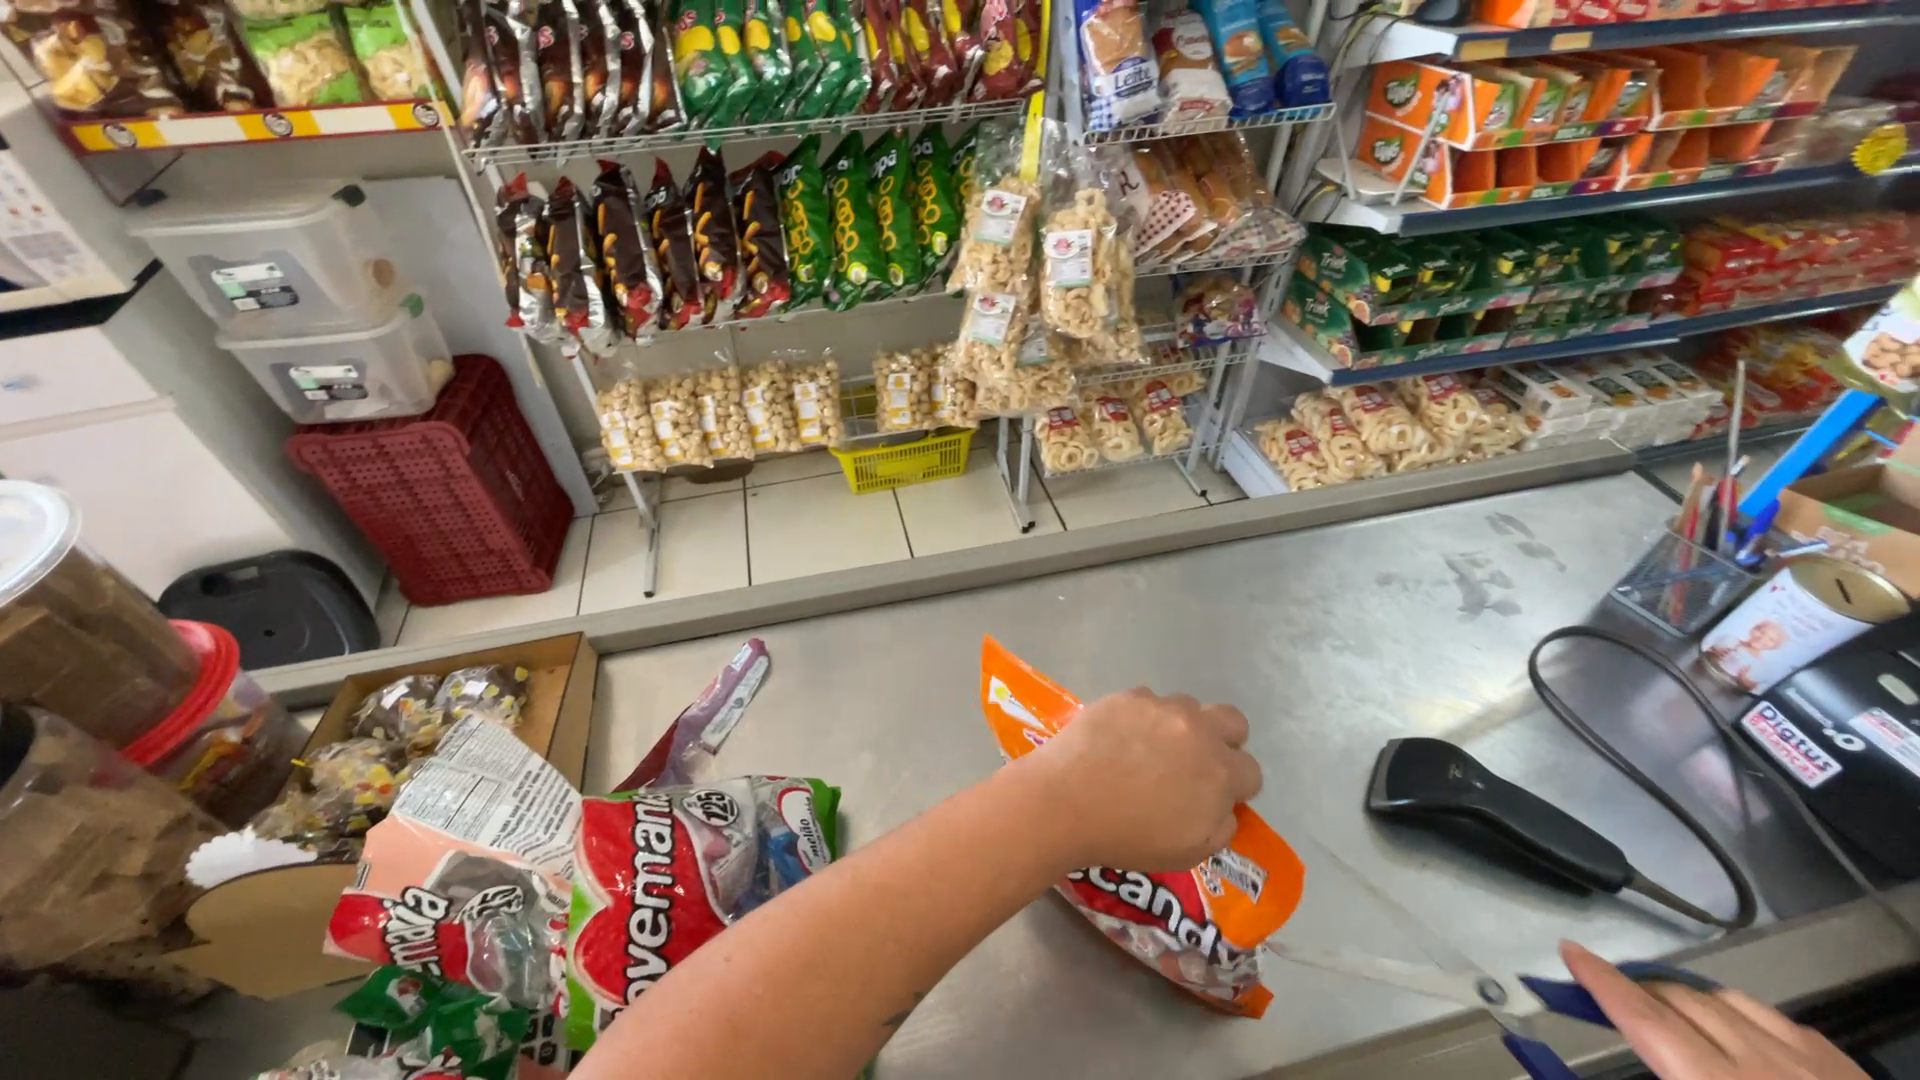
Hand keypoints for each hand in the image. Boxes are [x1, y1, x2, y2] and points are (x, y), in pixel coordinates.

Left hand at [1011, 688, 1261, 872]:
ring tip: (1149, 749)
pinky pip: (1147, 701)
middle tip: (1194, 762)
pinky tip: (1119, 738)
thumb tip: (1225, 807)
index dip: (1235, 786)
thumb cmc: (1127, 836)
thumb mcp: (1189, 852)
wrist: (1064, 802)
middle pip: (1233, 721)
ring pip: (1188, 706)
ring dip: (1180, 726)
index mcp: (1220, 772)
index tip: (1213, 796)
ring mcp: (1160, 707)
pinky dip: (1141, 717)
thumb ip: (1221, 827)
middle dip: (1223, 741)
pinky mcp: (1126, 696)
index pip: (1252, 772)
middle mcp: (1197, 730)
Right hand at [1561, 942, 1868, 1079]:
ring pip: (1730, 1003)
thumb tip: (1593, 1070)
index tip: (1570, 951)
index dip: (1602, 981)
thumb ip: (1668, 1075)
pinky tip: (1747, 1043)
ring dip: (1690, 1002)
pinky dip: (1747, 1021)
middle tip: (1610, 996)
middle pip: (1682, 1001)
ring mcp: (1817, 1067)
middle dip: (1639, 991)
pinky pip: (1785, 1024)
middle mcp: (1766, 1068)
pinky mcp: (1852, 1074)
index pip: (1646, 1019)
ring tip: (1674, 1017)